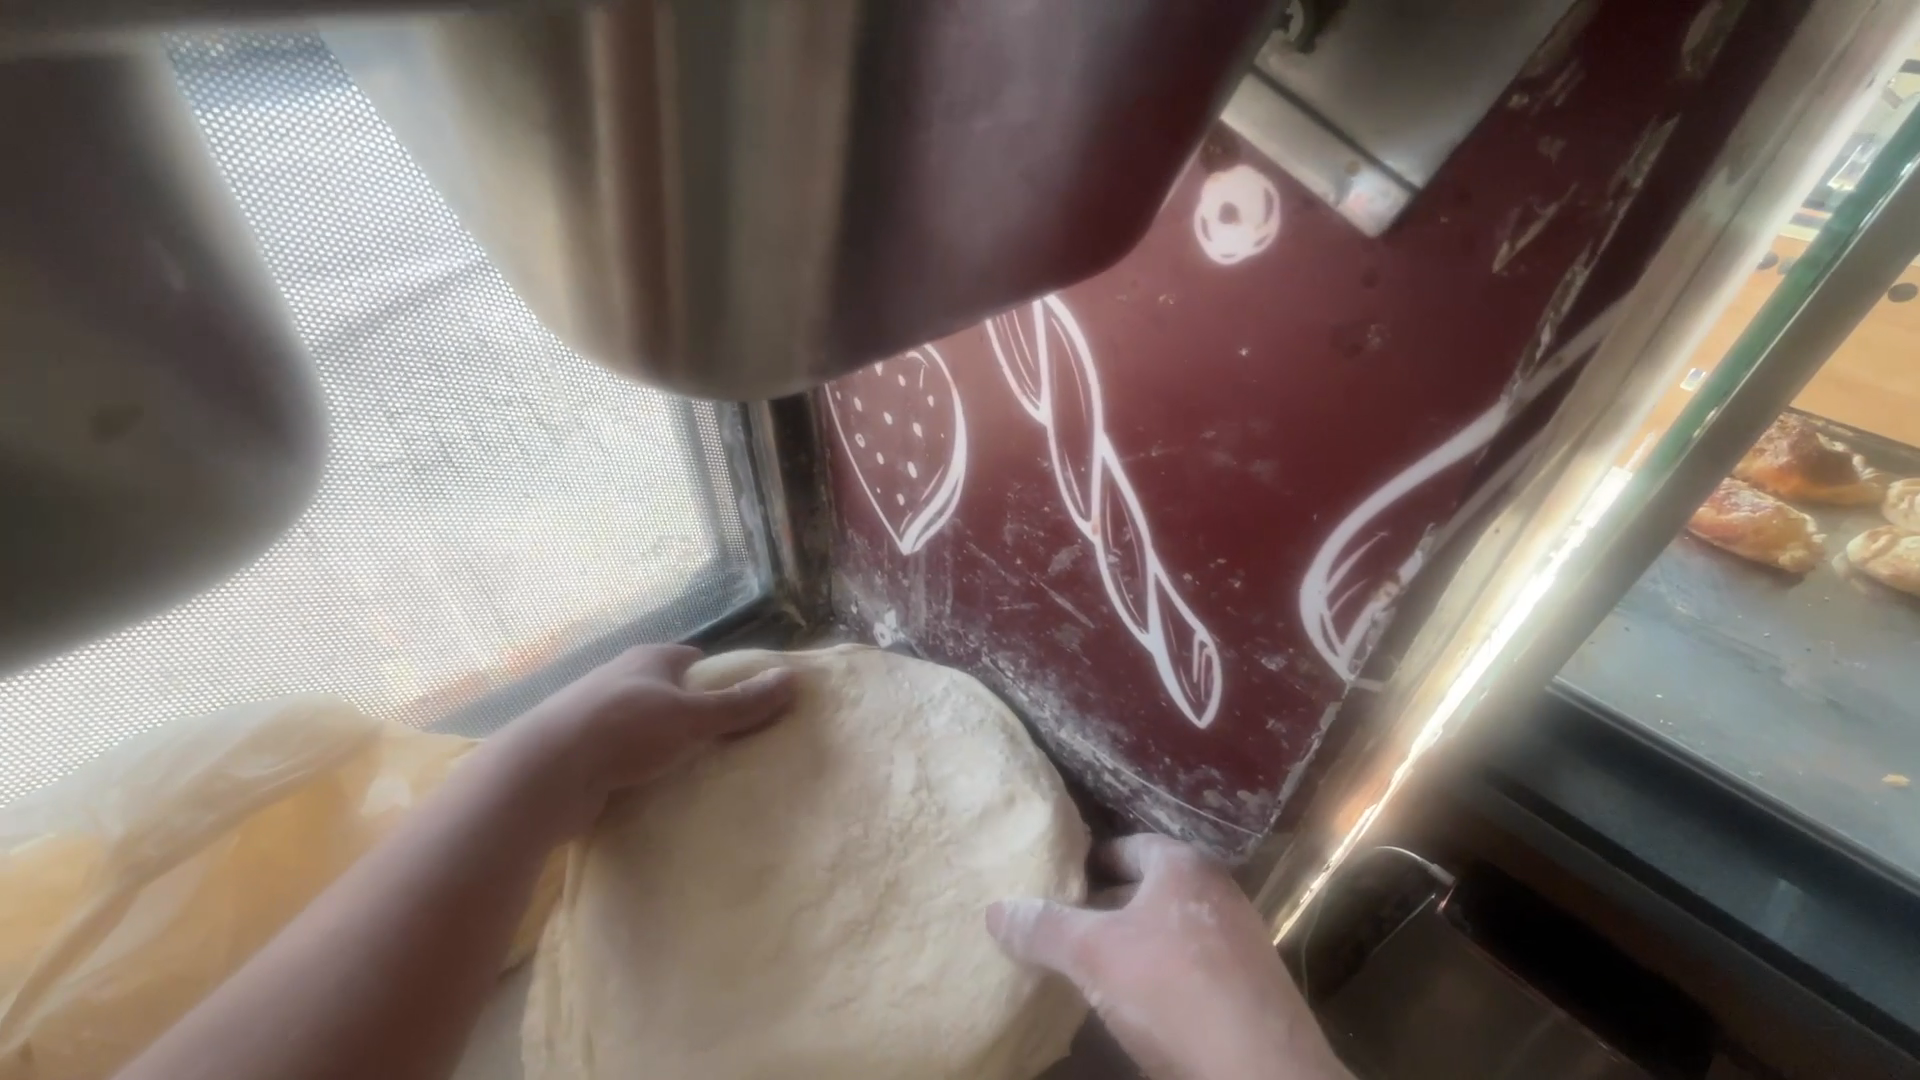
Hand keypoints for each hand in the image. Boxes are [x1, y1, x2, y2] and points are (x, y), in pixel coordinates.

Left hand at [483, 644, 795, 837]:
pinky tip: (647, 786)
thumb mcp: (693, 717)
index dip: (716, 680)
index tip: (737, 707)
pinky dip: (634, 765)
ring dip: (659, 741)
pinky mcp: (576, 750)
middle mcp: (620, 678)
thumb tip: (792, 679)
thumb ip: (741, 703)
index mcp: (649, 660)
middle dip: (689, 712)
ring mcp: (593, 714)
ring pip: (640, 723)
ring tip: (688, 768)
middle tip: (720, 742)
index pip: (692, 660)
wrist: (541, 773)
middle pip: (667, 691)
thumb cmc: (624, 731)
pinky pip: (618, 753)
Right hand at [987, 835, 1349, 1079]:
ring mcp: (1239, 942)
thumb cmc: (1175, 993)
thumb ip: (1044, 928)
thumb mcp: (1094, 955)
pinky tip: (1130, 1007)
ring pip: (1166, 931)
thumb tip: (994, 910)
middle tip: (1057, 926)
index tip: (1051, 882)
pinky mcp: (1248, 991)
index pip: (1124, 846)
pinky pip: (1188, 968)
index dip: (1085, 862)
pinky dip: (1156, 977)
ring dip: (1128, 945)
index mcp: (1182, 865)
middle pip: (1144, 888)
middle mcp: (1216, 892)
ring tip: (1085, 967)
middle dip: (1102, 906)